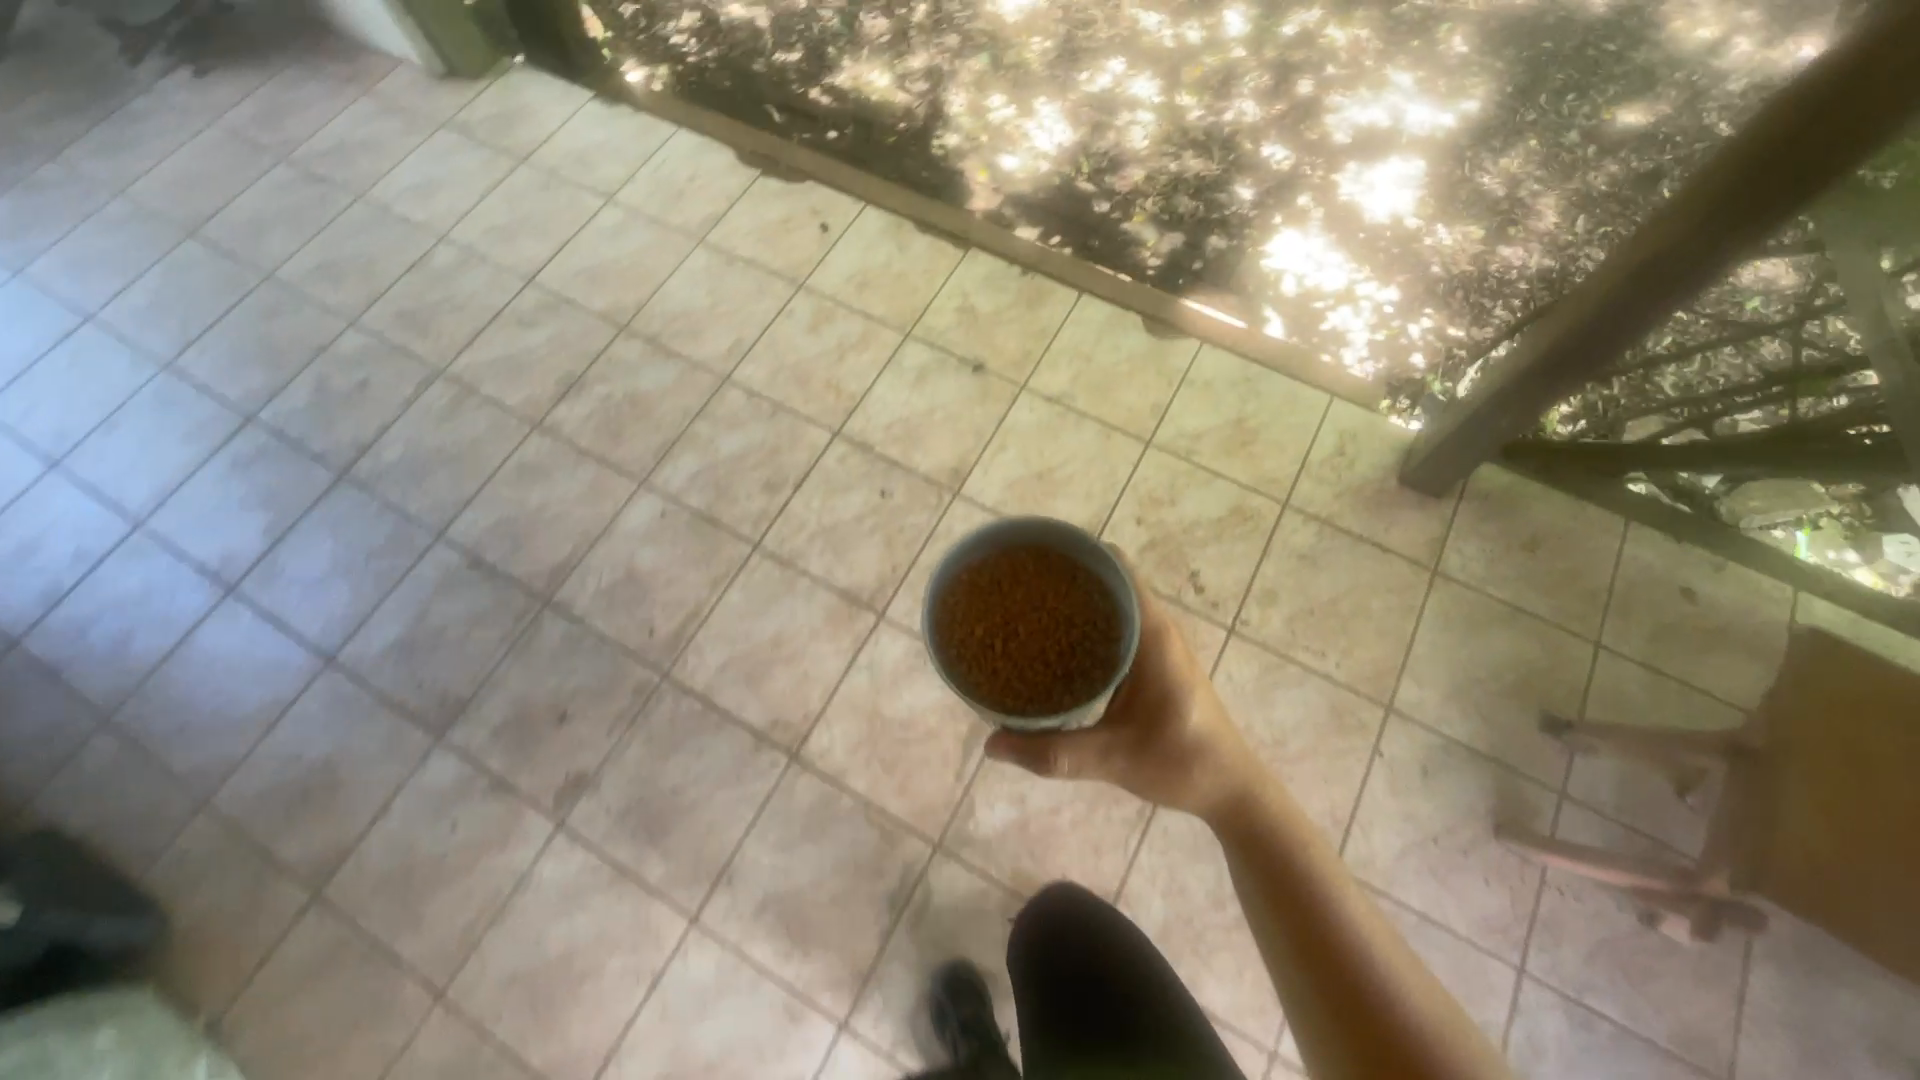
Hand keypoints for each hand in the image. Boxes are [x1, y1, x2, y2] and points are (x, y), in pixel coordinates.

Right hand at [983, 553, 1262, 821]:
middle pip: (1108, 580)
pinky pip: (1115, 628)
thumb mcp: (1112, 759)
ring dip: (1076, 603)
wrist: (1230, 789)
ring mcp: (1157, 645)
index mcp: (1151, 635)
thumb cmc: (1182, 763)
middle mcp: (1155, 629)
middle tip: (1017, 588)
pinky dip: (1086, 627)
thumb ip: (1051, 753)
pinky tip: (1054, 648)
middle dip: (1066, 578)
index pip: (1115, 567)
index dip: (1076, 553)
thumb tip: (991, 744)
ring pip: (1112, 605)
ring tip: (1026, 611)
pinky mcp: (1153, 664)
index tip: (1033, 558)